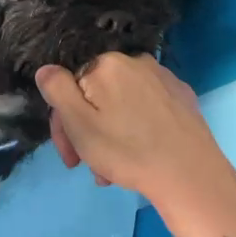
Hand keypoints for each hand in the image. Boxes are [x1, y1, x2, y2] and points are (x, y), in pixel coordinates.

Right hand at [35, 54, 229, 207]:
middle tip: (85, 165)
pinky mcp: (182, 98)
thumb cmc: (125, 150)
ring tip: (109, 169)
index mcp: (107, 64)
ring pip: (120, 105)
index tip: (68, 154)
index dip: (62, 122)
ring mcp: (164, 79)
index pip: (69, 86)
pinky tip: (134, 156)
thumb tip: (46, 69)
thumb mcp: (78, 122)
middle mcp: (137, 62)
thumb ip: (57, 89)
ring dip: (107, 134)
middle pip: (95, 95)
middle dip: (84, 131)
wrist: (189, 174)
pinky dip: (133, 130)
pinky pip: (144, 110)